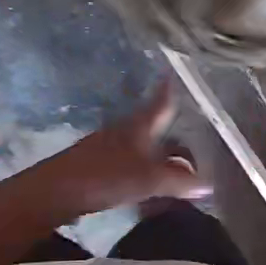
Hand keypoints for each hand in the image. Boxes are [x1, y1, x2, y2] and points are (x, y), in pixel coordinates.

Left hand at [17, 82, 209, 220]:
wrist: (56, 192)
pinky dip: (149, 171)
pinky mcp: (101, 168)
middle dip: (175, 131)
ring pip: (145, 147)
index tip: (179, 72)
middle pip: (155, 127)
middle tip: (198, 139)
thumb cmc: (105, 176)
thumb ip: (178, 181)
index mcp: (138, 127)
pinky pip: (134, 165)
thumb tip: (209, 183)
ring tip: (182, 166)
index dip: (171, 89)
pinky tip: (156, 185)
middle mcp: (125, 132)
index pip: (161, 102)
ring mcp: (111, 150)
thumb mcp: (148, 179)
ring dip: (162, 155)